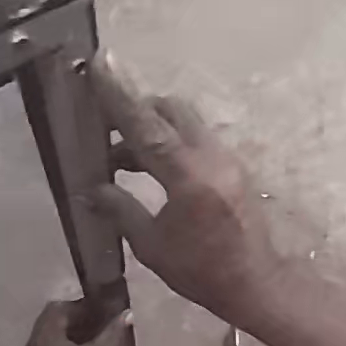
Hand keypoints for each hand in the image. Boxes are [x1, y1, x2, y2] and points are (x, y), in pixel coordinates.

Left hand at [21, 300, 132, 345]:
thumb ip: (113, 331)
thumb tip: (126, 313)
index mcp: (44, 340)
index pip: (58, 308)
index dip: (82, 306)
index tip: (104, 310)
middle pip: (55, 322)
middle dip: (81, 319)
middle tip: (106, 322)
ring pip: (56, 337)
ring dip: (78, 333)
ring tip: (103, 336)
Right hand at [89, 56, 291, 323]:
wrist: (255, 284)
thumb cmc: (200, 272)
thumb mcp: (152, 246)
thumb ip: (120, 210)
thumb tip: (90, 190)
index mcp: (188, 177)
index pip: (146, 126)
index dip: (119, 96)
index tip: (100, 61)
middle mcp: (211, 157)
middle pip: (171, 110)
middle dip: (137, 109)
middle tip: (107, 127)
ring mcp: (227, 160)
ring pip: (186, 122)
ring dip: (154, 129)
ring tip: (122, 159)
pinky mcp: (234, 168)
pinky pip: (198, 140)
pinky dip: (172, 144)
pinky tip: (153, 171)